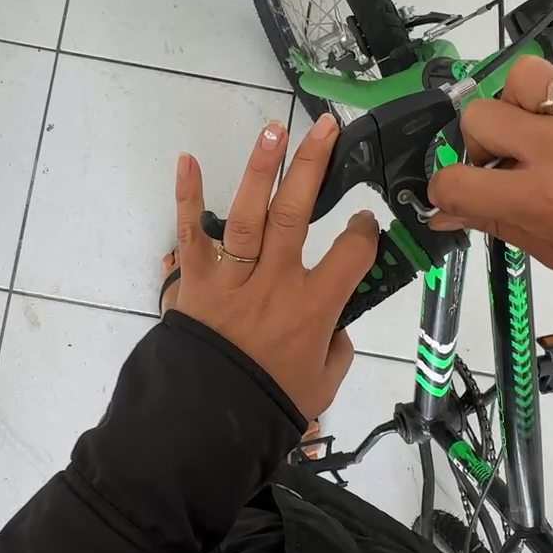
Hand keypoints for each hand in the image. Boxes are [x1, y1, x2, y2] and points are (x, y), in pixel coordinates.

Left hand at [173, 112, 378, 418]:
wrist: (206, 423)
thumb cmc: (269, 403)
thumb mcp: (323, 385)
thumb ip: (337, 349)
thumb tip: (337, 325)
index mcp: (314, 307)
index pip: (352, 252)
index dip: (365, 232)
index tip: (364, 222)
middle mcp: (275, 281)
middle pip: (297, 214)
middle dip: (313, 167)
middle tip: (326, 129)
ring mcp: (233, 277)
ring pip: (249, 214)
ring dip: (261, 169)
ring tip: (273, 129)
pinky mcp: (196, 280)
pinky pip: (190, 235)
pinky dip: (186, 197)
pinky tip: (186, 159)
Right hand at [427, 33, 552, 279]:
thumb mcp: (545, 248)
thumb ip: (489, 221)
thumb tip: (441, 211)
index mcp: (539, 197)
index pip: (456, 180)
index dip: (446, 188)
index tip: (460, 193)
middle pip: (480, 116)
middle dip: (480, 141)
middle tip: (503, 159)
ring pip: (527, 76)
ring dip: (520, 100)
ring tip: (537, 122)